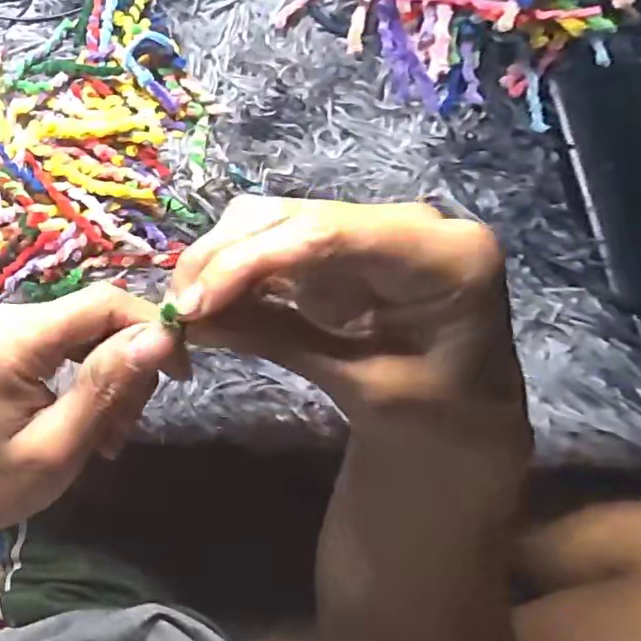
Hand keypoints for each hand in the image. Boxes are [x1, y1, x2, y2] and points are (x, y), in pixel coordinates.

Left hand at [0, 283, 187, 543]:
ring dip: (114, 377)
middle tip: (127, 425)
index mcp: (11, 339)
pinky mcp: (16, 335)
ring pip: (92, 328)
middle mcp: (7, 315)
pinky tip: (96, 417)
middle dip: (128, 366)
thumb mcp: (60, 445)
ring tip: (109, 432)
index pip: (100, 304)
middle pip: (98, 315)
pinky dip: (95, 375)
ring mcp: (9, 322)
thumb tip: (160, 336)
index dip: (149, 327)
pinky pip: (74, 340)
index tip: (179, 374)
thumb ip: (106, 385)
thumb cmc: (0, 484)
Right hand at [167, 198, 525, 432]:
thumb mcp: (359, 386)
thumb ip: (274, 340)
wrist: (462, 423)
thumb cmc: (436, 417)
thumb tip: (187, 320)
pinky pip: (264, 241)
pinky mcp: (331, 244)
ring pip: (263, 221)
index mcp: (440, 255)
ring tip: (189, 313)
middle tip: (179, 314)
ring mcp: (361, 228)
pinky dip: (228, 271)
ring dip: (215, 262)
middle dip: (219, 261)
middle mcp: (400, 222)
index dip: (246, 263)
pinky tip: (208, 303)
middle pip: (282, 217)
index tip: (192, 307)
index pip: (322, 235)